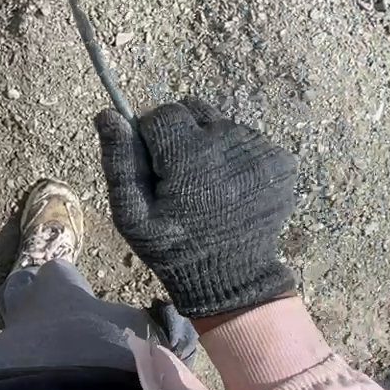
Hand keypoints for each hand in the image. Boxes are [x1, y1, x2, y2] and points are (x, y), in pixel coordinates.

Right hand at [94, 98, 297, 317]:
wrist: (231, 277)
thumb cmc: (171, 248)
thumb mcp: (131, 214)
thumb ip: (119, 162)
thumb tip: (107, 114)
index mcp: (190, 157)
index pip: (162, 114)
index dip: (150, 138)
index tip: (153, 168)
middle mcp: (230, 144)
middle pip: (193, 111)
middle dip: (178, 136)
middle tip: (177, 177)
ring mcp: (261, 151)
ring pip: (220, 123)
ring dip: (206, 145)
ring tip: (203, 186)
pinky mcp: (282, 160)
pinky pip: (246, 139)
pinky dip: (233, 156)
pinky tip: (227, 188)